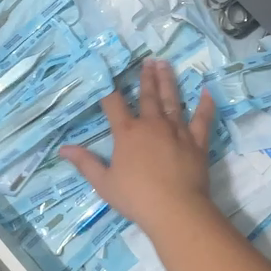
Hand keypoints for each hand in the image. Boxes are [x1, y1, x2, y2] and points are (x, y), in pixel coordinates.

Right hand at [60, 57, 217, 231]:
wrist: (176, 209)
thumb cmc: (136, 197)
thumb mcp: (104, 183)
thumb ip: (85, 163)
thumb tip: (63, 149)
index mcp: (127, 133)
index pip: (114, 104)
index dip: (109, 89)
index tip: (108, 75)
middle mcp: (151, 125)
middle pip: (147, 95)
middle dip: (146, 77)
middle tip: (149, 61)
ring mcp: (176, 131)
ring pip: (172, 100)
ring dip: (168, 82)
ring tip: (166, 65)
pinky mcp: (197, 142)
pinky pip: (202, 120)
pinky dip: (205, 106)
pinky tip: (207, 93)